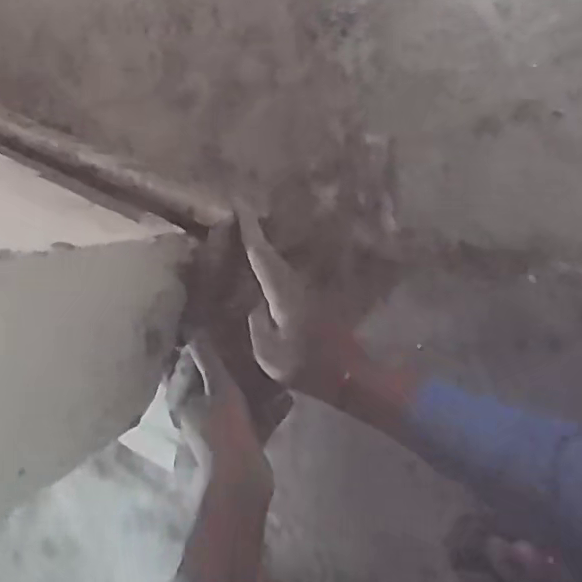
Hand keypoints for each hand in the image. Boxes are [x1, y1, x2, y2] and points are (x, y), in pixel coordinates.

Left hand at [167, 340, 272, 500]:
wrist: (240, 482)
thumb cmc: (224, 428)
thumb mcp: (217, 386)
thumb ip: (207, 358)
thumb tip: (193, 329)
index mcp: (182, 397)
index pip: (182, 363)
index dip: (195, 344)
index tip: (213, 326)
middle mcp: (195, 410)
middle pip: (208, 380)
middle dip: (225, 363)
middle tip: (242, 341)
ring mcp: (217, 427)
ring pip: (232, 399)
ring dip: (249, 385)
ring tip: (268, 364)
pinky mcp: (239, 441)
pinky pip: (253, 418)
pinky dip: (267, 408)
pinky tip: (288, 396)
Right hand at [239, 207, 370, 403]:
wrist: (347, 378)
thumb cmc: (306, 365)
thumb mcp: (268, 350)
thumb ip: (257, 321)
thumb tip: (255, 300)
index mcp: (282, 291)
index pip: (261, 253)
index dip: (249, 228)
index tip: (239, 203)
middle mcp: (294, 283)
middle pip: (269, 251)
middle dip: (253, 231)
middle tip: (235, 214)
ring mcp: (303, 290)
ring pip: (277, 261)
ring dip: (262, 247)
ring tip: (243, 234)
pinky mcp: (309, 300)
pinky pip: (282, 275)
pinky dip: (270, 265)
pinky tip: (261, 266)